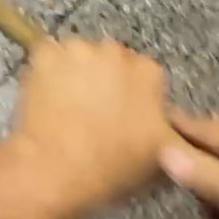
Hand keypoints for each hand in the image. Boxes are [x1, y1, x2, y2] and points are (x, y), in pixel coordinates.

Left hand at [0, 38, 176, 218]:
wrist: (57, 168)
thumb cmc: (114, 168)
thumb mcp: (163, 157)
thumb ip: (173, 132)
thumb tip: (171, 126)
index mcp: (148, 73)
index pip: (146, 74)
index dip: (135, 93)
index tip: (125, 113)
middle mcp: (114, 52)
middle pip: (112, 58)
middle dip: (107, 77)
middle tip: (96, 108)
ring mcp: (77, 50)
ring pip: (80, 54)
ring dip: (77, 70)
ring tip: (68, 102)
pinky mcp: (45, 52)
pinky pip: (48, 54)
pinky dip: (49, 68)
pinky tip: (48, 93)